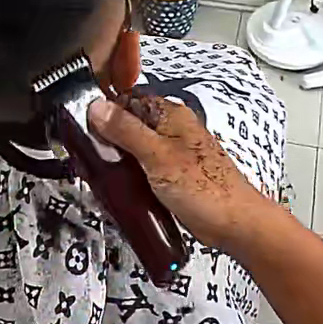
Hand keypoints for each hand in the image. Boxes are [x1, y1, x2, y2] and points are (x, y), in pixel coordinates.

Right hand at [88, 94, 287, 254]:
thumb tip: (98, 108)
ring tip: (109, 178)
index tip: (87, 131)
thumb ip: (126, 130)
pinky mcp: (176, 177)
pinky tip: (127, 190)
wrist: (235, 224)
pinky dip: (134, 179)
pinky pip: (147, 171)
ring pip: (137, 151)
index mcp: (172, 115)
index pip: (128, 99)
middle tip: (96, 159)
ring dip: (121, 163)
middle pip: (130, 126)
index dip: (105, 113)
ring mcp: (175, 155)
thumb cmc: (208, 190)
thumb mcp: (157, 156)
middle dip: (110, 142)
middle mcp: (174, 131)